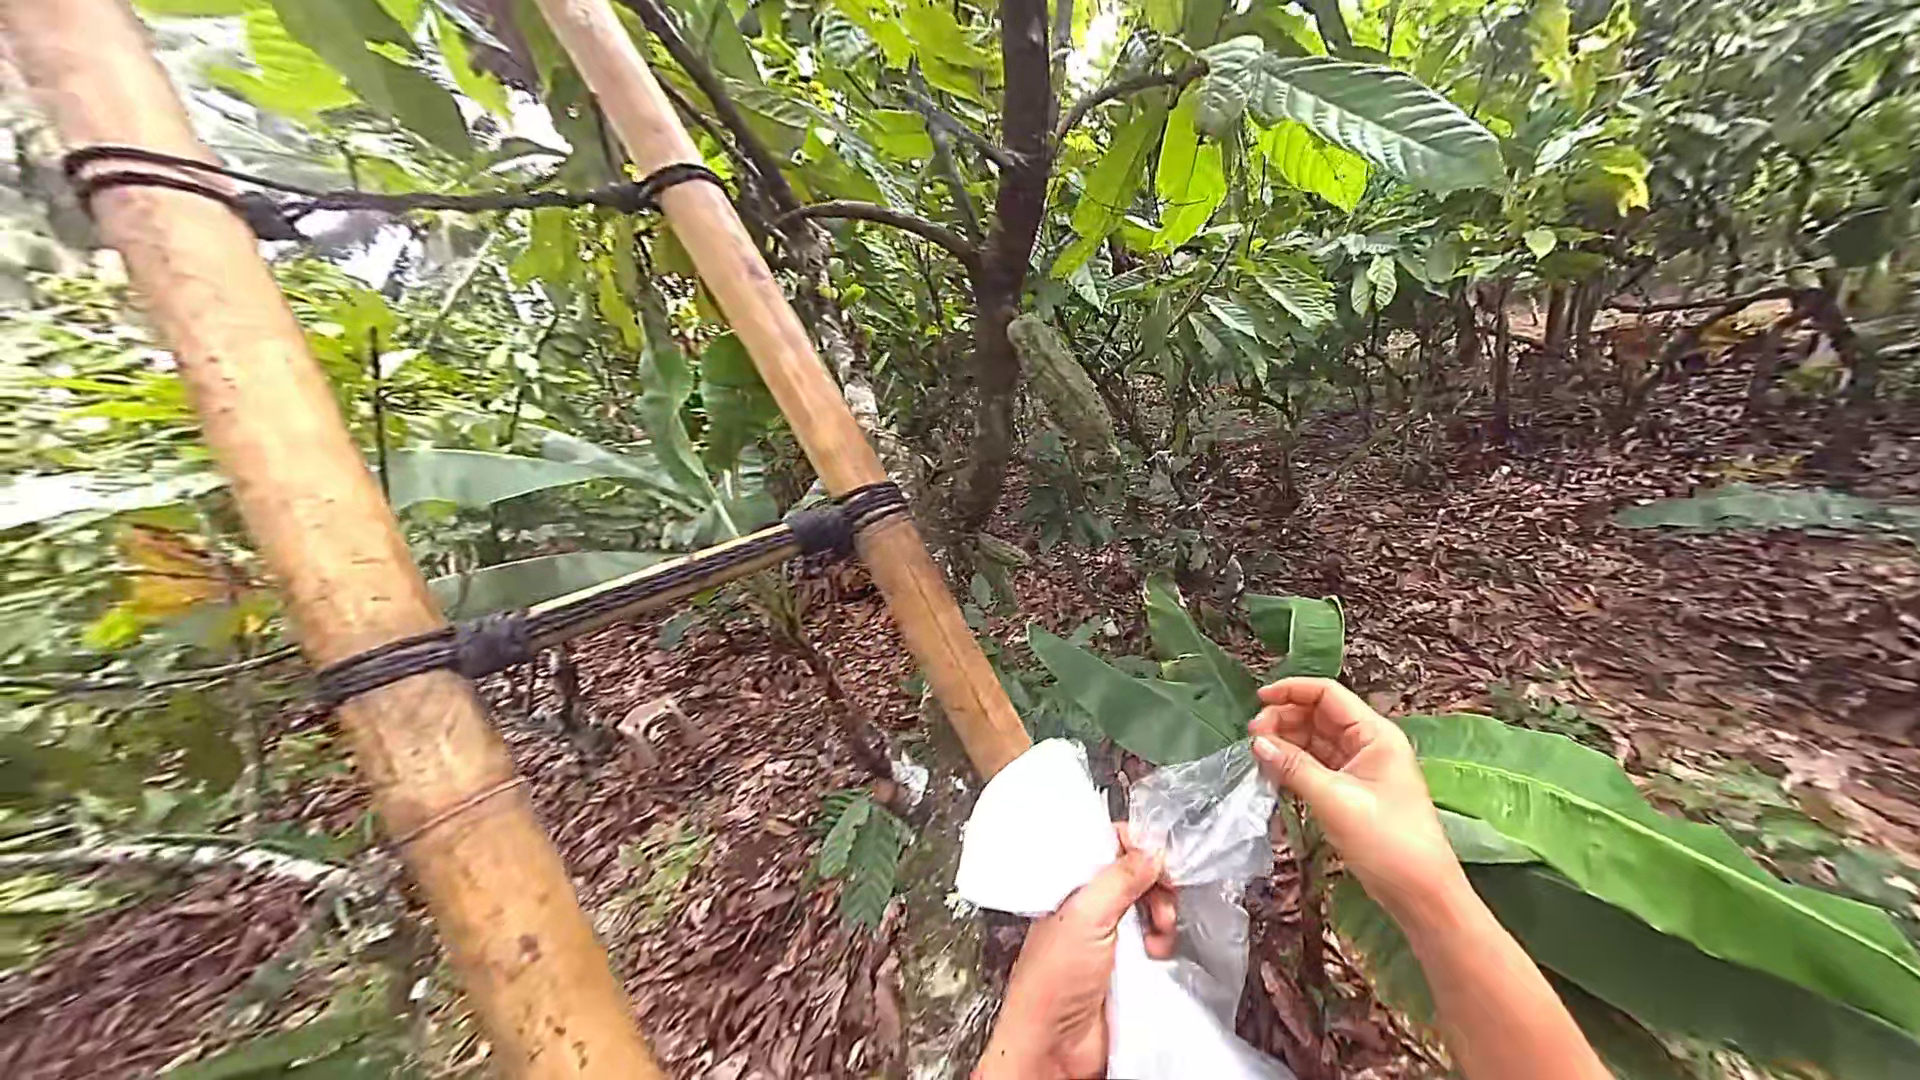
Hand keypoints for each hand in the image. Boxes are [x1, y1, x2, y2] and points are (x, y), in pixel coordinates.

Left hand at [974, 828, 1176, 1079]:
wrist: (1055, 1045)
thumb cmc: (1054, 975)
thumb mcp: (1086, 914)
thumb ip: (1119, 878)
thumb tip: (1151, 851)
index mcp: (1071, 881)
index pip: (1106, 844)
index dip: (1134, 845)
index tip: (1157, 855)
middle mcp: (1089, 902)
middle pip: (1132, 873)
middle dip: (1154, 881)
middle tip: (1163, 895)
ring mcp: (1108, 933)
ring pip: (1146, 904)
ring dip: (1160, 912)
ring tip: (1159, 930)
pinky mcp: (1126, 962)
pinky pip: (1152, 938)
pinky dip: (1162, 939)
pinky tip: (1157, 951)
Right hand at [1249, 677, 1464, 915]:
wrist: (1421, 896)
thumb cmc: (1388, 842)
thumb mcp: (1335, 800)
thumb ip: (1293, 766)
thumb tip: (1256, 742)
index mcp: (1374, 735)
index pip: (1327, 694)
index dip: (1291, 690)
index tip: (1259, 700)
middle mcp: (1366, 743)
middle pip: (1315, 713)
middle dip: (1282, 718)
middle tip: (1254, 737)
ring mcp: (1357, 765)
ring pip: (1310, 737)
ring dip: (1283, 741)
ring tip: (1259, 754)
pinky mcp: (1347, 786)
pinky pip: (1312, 761)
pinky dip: (1290, 762)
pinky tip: (1271, 770)